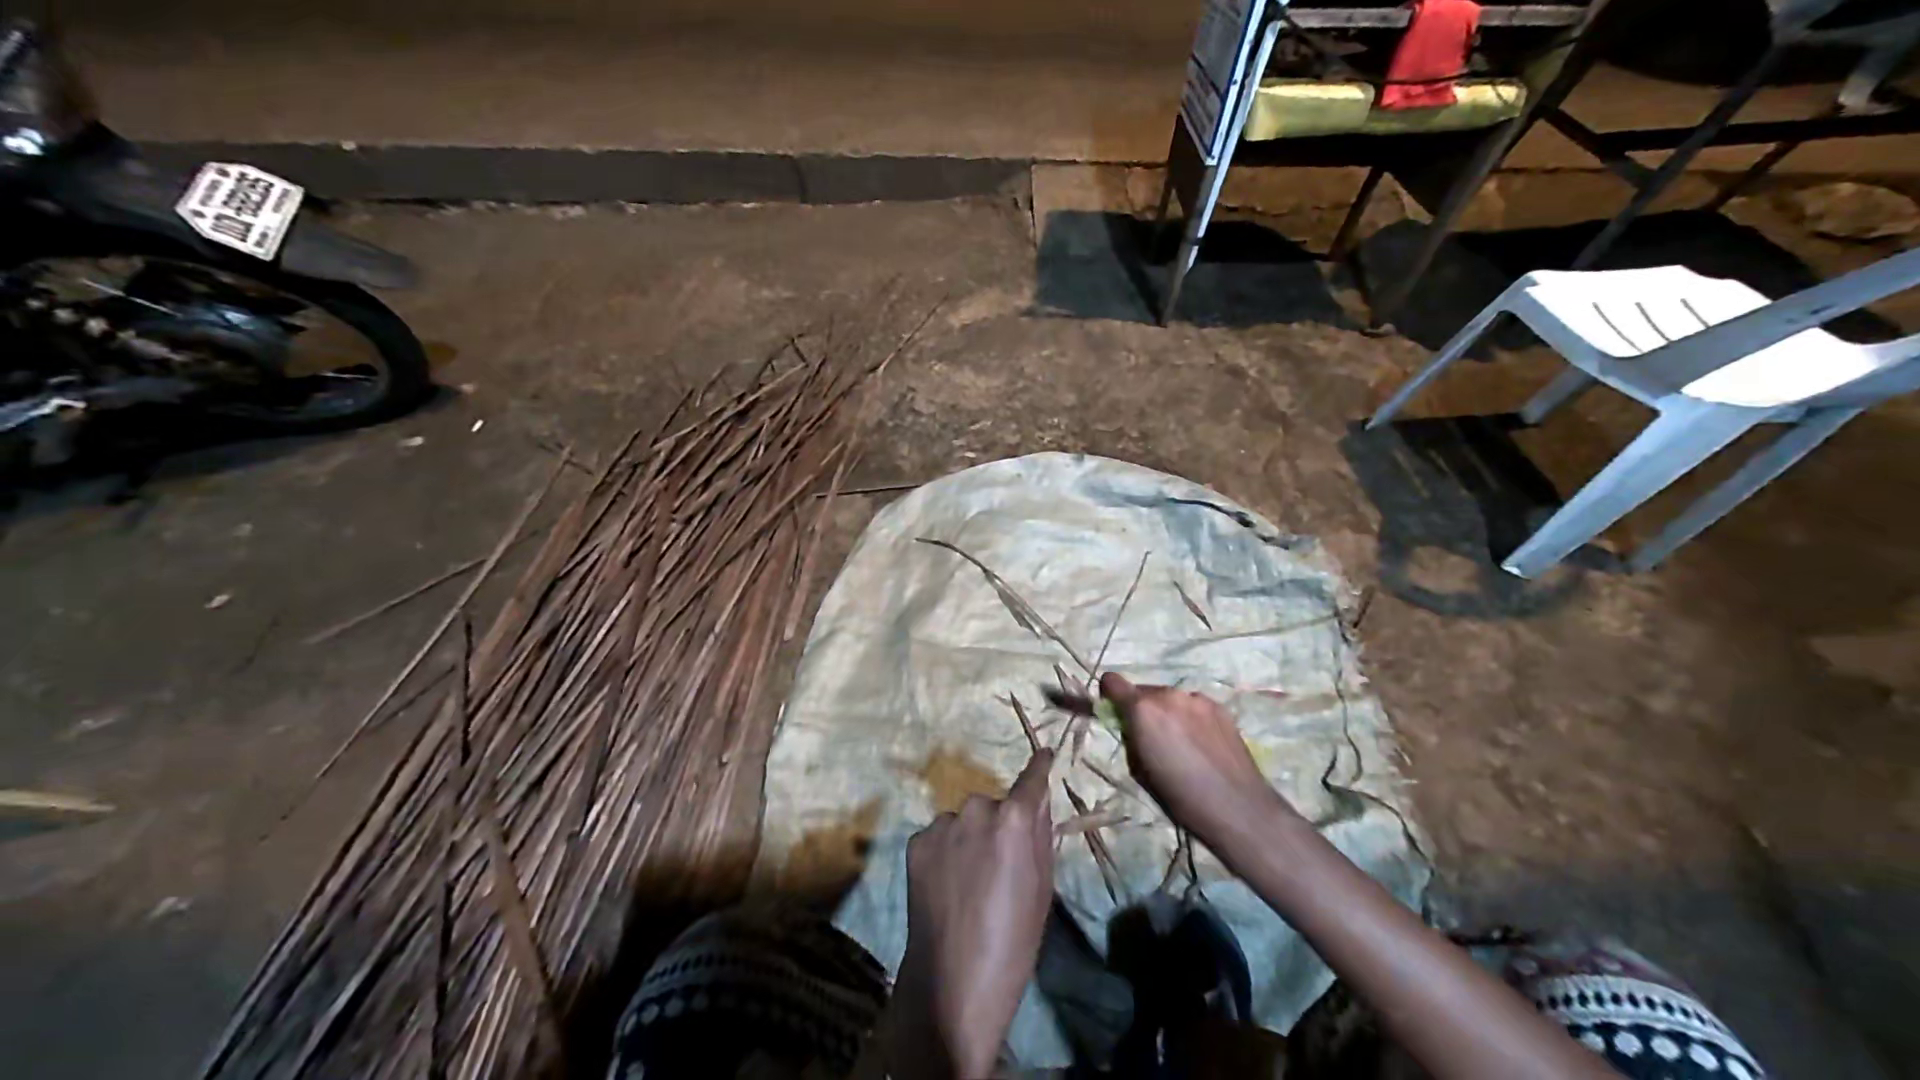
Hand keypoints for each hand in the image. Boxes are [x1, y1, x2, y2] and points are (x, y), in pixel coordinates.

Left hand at [891, 749, 1054, 1079]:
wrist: (953, 981)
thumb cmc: (1015, 939)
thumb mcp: (1043, 886)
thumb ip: (1041, 833)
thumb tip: (1039, 798)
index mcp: (1013, 819)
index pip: (1031, 778)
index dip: (1039, 766)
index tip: (1045, 754)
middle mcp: (976, 808)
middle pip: (995, 806)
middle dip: (1000, 824)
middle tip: (1000, 866)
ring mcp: (941, 824)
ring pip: (965, 821)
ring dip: (971, 837)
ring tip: (970, 882)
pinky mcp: (916, 842)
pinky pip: (941, 836)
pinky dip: (947, 851)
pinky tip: (947, 885)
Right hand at [1099, 672, 1291, 845]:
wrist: (1237, 806)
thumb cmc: (1179, 796)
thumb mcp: (1138, 769)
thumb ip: (1130, 736)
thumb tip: (1130, 725)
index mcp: (1142, 709)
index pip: (1112, 681)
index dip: (1110, 695)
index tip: (1115, 712)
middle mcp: (1168, 694)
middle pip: (1143, 691)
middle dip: (1142, 708)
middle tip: (1152, 737)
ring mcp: (1197, 698)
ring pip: (1170, 698)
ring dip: (1168, 712)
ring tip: (1182, 741)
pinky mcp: (1220, 707)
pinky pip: (1193, 705)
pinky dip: (1190, 717)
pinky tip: (1202, 742)